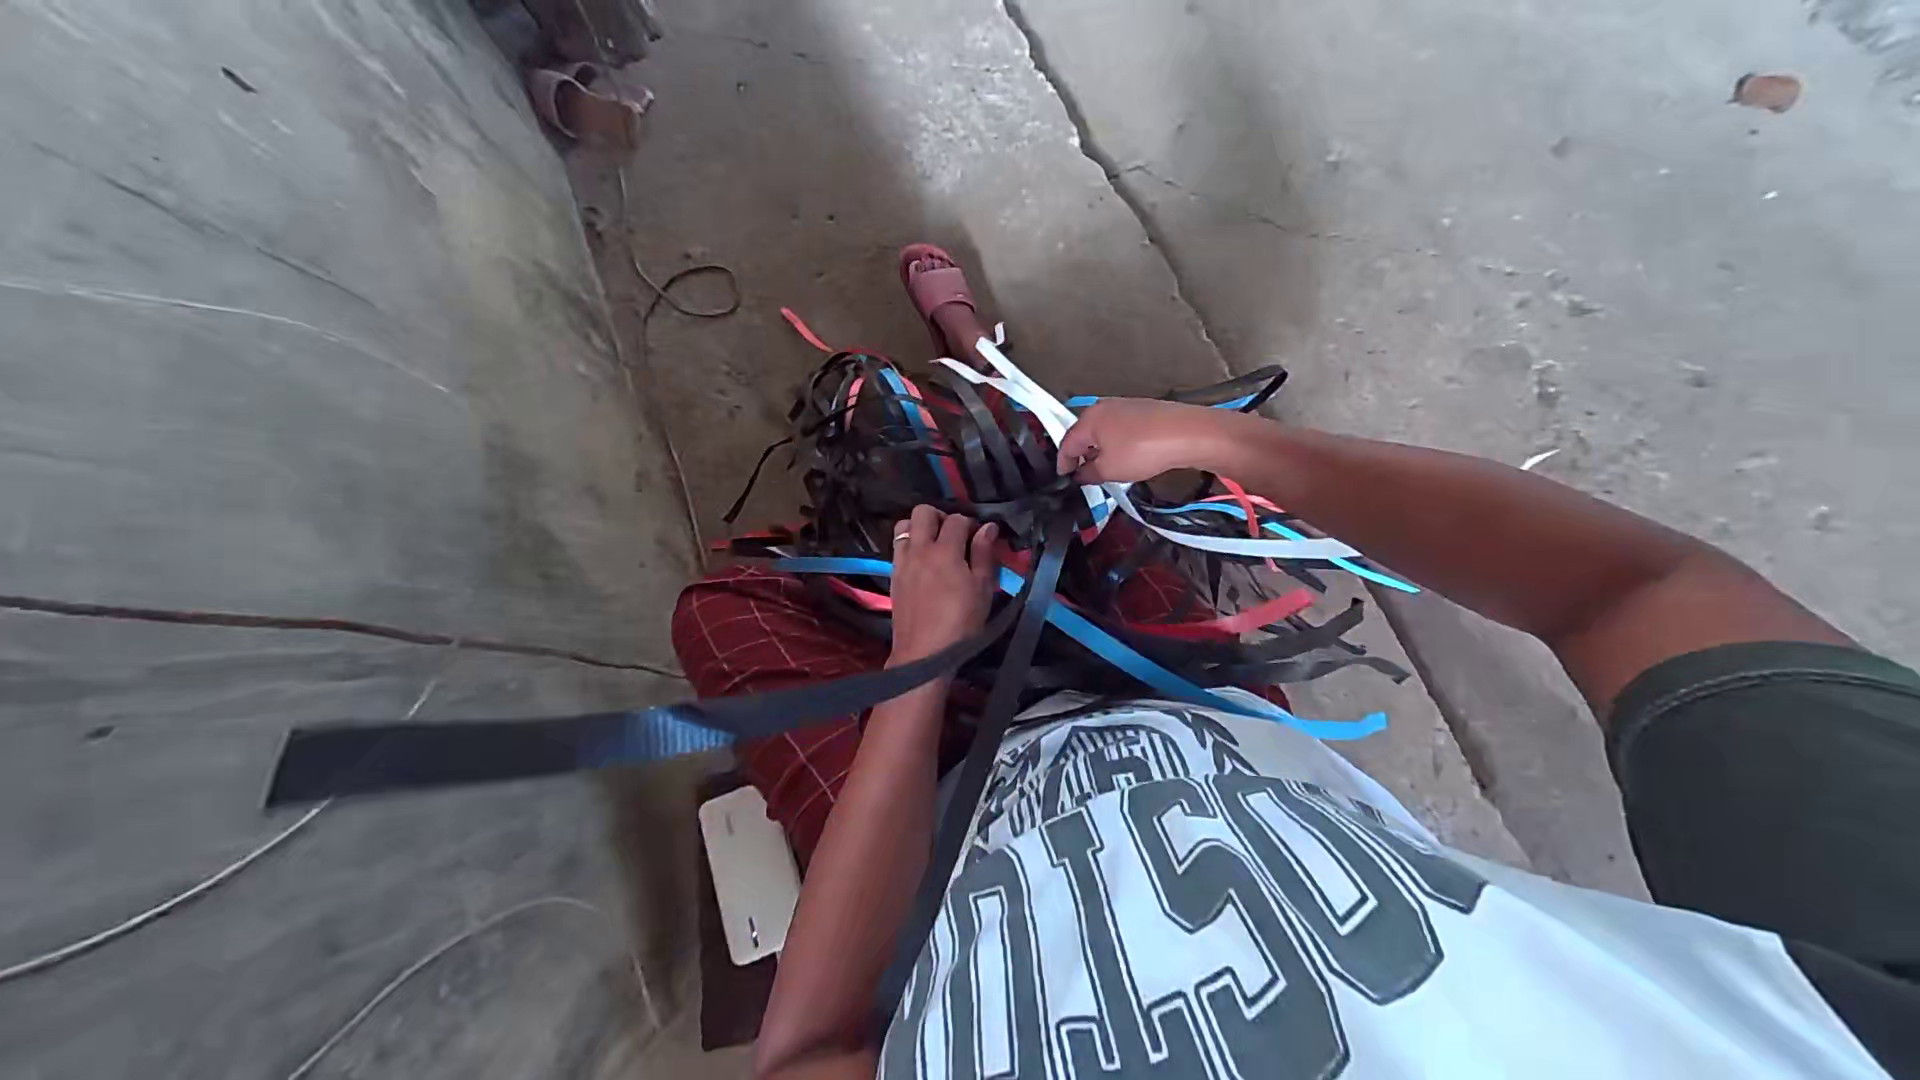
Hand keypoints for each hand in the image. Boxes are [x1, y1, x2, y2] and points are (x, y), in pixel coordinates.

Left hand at [888, 506, 998, 665]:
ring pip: (904, 525)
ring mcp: (902, 561)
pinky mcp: (893, 575)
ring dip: (920, 527)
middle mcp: (919, 549)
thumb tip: (988, 527)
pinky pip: (898, 546)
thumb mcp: (982, 589)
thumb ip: (984, 554)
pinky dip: (910, 544)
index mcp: (945, 551)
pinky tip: (923, 561)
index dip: (971, 523)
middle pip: (923, 512)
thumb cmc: (961, 623)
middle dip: (940, 516)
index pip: (957, 519)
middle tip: (955, 534)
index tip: (980, 537)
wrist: (924, 653)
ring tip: (935, 544)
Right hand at [1055, 398, 1253, 483]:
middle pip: (1084, 435)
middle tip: (1086, 476)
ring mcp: (1124, 406)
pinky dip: (1118, 444)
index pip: (1066, 444)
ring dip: (1102, 451)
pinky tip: (1129, 458)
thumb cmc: (1147, 447)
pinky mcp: (1142, 410)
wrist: (1187, 434)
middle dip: (1083, 456)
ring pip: (1103, 432)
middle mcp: (1104, 408)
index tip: (1064, 476)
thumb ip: (1088, 474)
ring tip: (1110, 470)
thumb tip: (1081, 475)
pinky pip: (1121, 429)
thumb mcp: (1109, 471)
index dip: (1064, 464)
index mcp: (1089, 419)